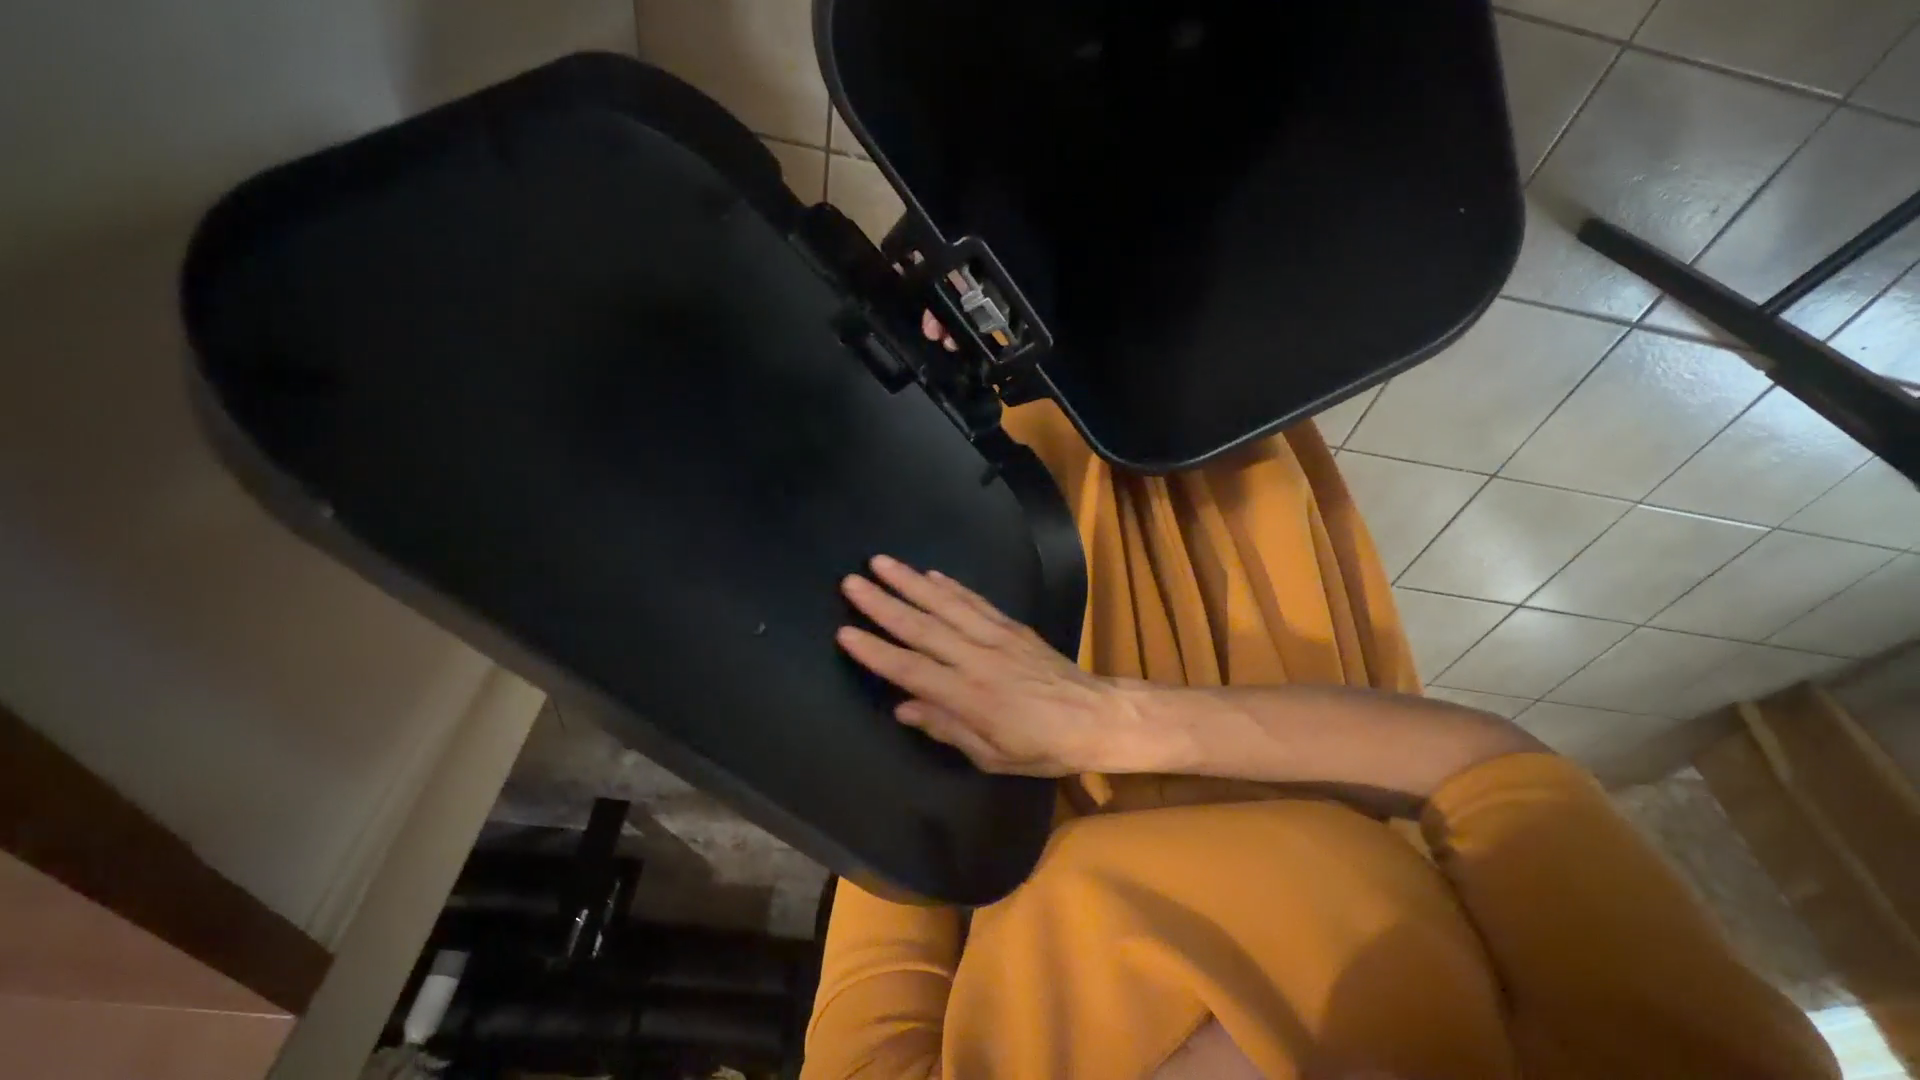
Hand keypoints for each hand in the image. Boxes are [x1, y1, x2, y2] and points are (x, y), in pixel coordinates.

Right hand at [836, 555, 1150, 775]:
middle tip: (851, 583)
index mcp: (970, 697)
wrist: (1098, 716)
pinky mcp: (1013, 626)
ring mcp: (997, 636)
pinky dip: (951, 585)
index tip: (845, 632)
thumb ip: (946, 728)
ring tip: (881, 562)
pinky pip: (975, 601)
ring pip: (946, 603)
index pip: (911, 669)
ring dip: (911, 581)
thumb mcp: (992, 755)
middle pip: (922, 626)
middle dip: (883, 603)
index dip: (876, 652)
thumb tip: (902, 707)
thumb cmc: (1043, 747)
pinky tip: (930, 573)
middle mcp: (978, 658)